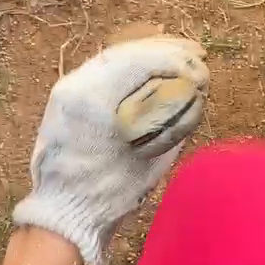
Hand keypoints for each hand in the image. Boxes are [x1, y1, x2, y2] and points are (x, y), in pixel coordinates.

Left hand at [11, 36, 209, 264]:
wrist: (63, 214)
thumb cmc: (109, 195)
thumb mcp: (150, 161)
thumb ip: (172, 123)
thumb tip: (194, 93)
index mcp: (93, 100)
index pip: (139, 61)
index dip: (175, 58)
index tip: (201, 66)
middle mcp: (75, 85)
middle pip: (126, 50)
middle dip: (165, 49)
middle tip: (197, 53)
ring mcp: (67, 88)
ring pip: (113, 55)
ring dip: (149, 53)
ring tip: (180, 56)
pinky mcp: (66, 96)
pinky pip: (102, 69)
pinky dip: (132, 65)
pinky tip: (153, 68)